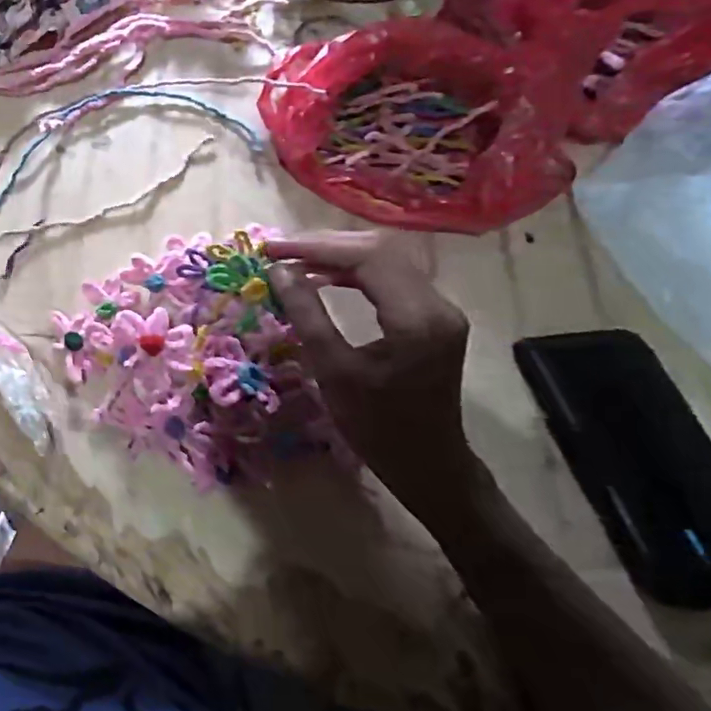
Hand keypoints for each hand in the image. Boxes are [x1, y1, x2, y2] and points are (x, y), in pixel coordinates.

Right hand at [266, 233, 474, 513]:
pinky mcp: (432, 317)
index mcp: (416, 319)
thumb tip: (278, 272)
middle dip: (325, 246)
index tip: (272, 250)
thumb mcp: (333, 370)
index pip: (367, 258)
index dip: (316, 247)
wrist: (427, 464)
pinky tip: (323, 278)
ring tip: (293, 261)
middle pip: (379, 251)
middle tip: (278, 251)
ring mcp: (439, 309)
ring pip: (386, 261)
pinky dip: (353, 273)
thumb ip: (307, 315)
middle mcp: (436, 304)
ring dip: (338, 256)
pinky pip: (390, 279)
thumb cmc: (376, 426)